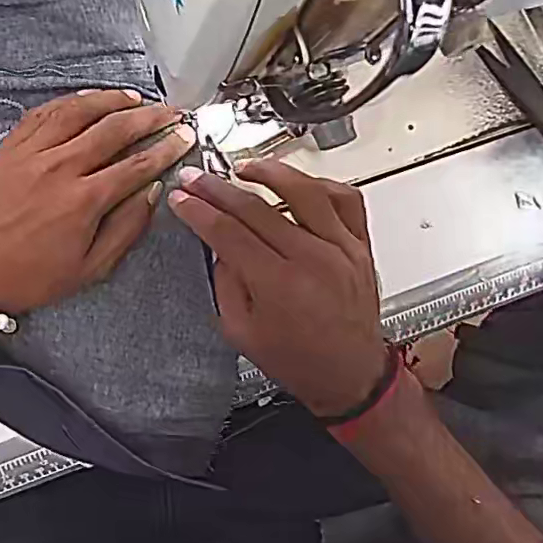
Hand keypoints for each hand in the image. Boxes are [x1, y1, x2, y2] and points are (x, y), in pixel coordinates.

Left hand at [0, 89, 195, 315]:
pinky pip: (42, 114)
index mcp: (83, 201)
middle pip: (114, 129)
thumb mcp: (90, 268)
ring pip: (78, 111)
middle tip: (169, 112)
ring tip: (134, 98)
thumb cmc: (30, 277)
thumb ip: (126, 228)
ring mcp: (30, 154)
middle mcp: (59, 169)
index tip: (183, 137)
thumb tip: (151, 193)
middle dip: (149, 117)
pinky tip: (85, 101)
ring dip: (110, 100)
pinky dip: (69, 102)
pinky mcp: (8, 149)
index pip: (137, 163)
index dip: (166, 147)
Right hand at [167, 159, 385, 416]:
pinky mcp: (360, 246)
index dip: (198, 211)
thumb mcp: (241, 331)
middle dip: (217, 189)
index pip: (228, 232)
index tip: (182, 200)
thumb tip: (216, 242)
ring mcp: (341, 250)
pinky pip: (345, 198)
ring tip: (244, 168)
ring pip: (303, 190)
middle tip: (197, 179)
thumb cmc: (300, 360)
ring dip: (268, 172)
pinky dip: (318, 183)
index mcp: (279, 286)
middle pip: (256, 207)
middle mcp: (313, 261)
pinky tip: (296, 182)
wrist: (350, 375)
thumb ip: (225, 282)